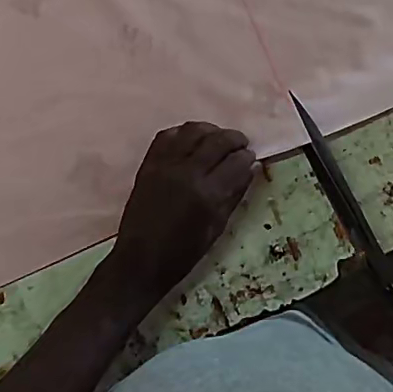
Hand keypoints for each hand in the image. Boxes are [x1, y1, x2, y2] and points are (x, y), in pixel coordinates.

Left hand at [103, 121, 257, 303]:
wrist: (140, 260)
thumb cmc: (183, 253)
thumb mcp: (217, 228)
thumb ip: (235, 195)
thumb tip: (251, 168)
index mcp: (207, 194)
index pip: (236, 162)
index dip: (247, 156)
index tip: (251, 156)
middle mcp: (187, 172)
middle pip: (217, 141)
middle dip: (234, 139)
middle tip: (241, 143)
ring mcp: (165, 164)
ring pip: (193, 131)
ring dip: (210, 131)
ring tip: (218, 138)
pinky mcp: (148, 163)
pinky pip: (167, 135)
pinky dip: (183, 133)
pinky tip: (191, 140)